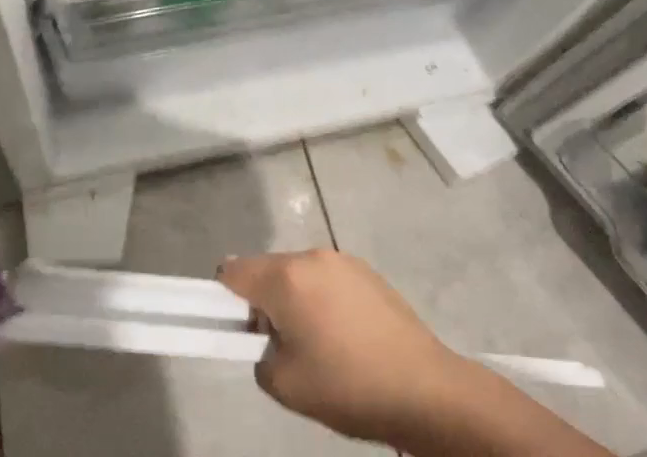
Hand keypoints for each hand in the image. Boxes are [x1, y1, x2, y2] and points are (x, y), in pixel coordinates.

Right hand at [217, 249, 473, 446]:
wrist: (424, 389)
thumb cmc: (346, 385)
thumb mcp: (283, 383)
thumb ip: (257, 352)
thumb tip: (266, 336)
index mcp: (286, 278)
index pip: (232, 271)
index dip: (222, 298)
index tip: (233, 327)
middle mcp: (312, 257)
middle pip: (267, 270)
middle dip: (262, 301)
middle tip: (277, 344)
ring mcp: (344, 261)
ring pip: (298, 274)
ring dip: (294, 299)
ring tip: (316, 343)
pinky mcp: (370, 273)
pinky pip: (327, 279)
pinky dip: (322, 300)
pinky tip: (344, 337)